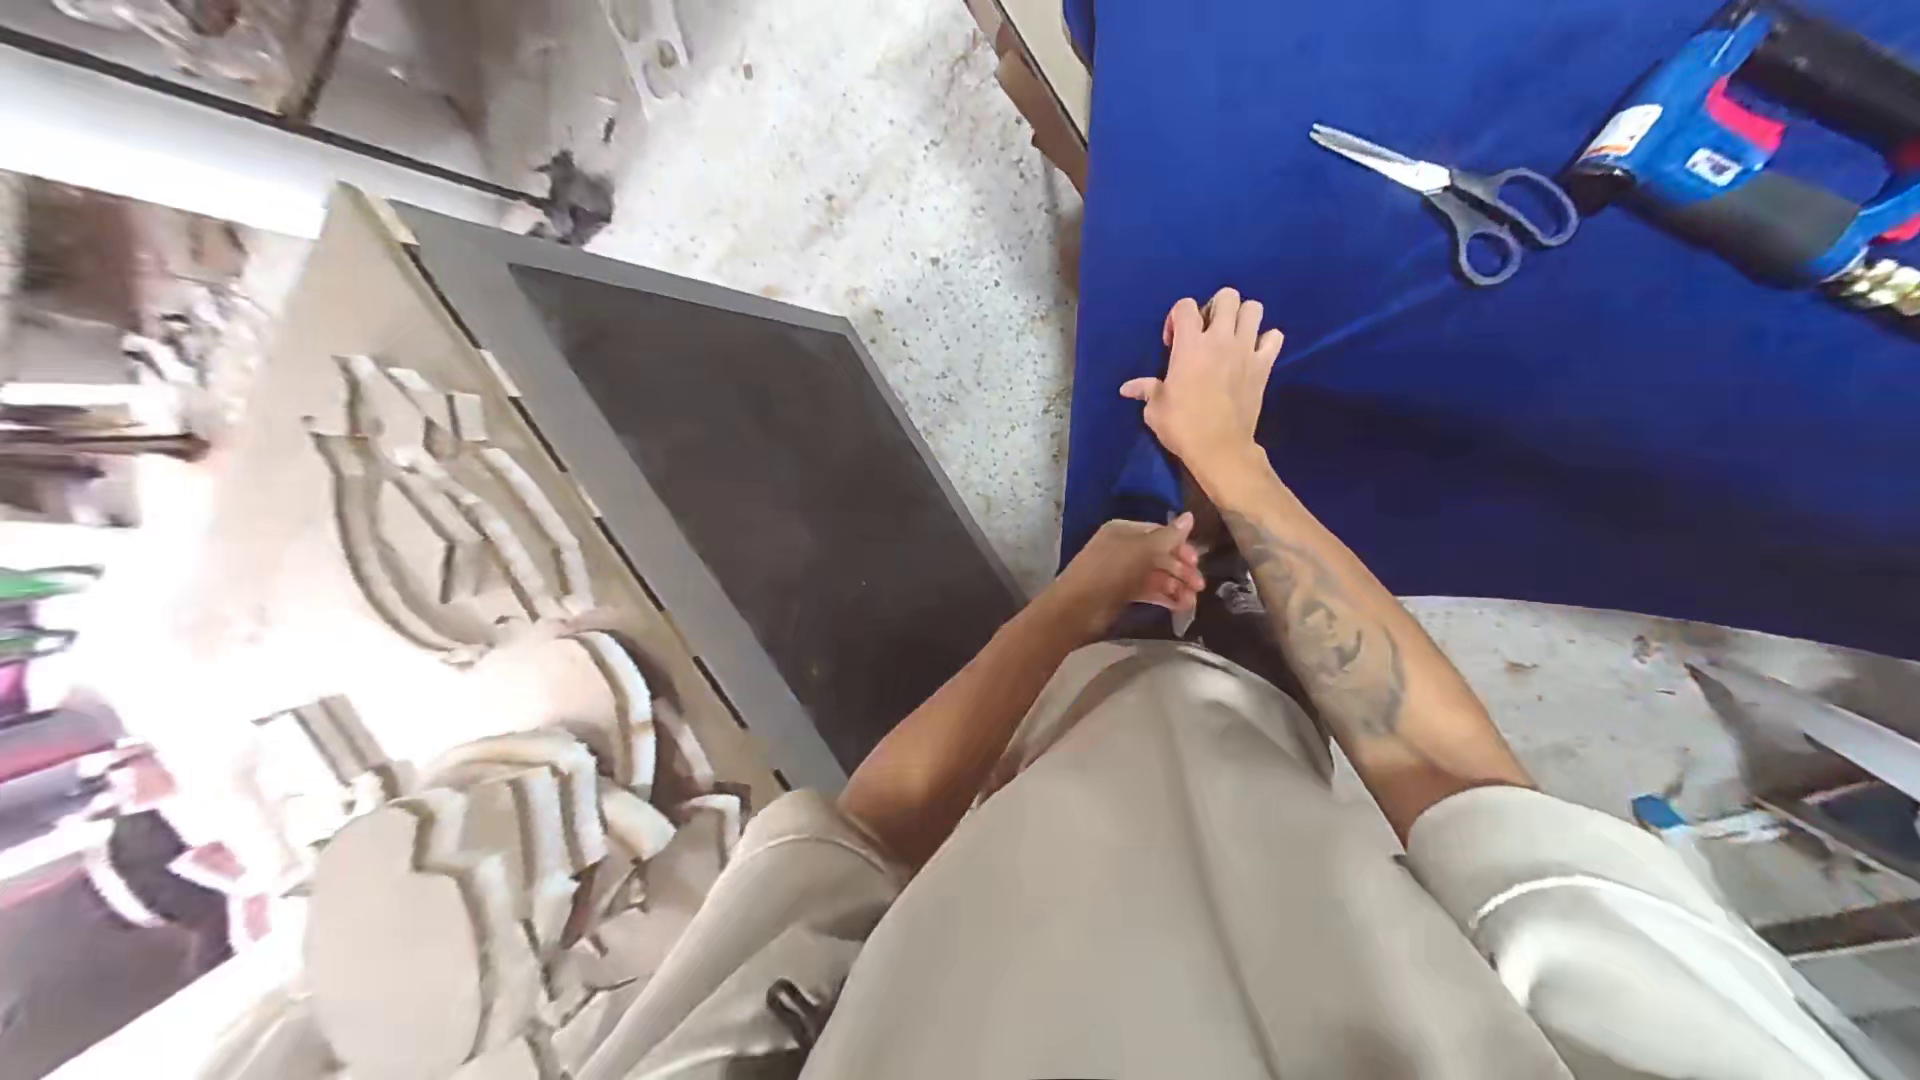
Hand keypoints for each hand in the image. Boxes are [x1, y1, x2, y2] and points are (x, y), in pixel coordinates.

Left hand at [1038, 513, 1204, 641]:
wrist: (1075, 609)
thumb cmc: (1109, 573)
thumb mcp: (1142, 551)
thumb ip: (1169, 536)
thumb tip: (1190, 516)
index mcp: (1124, 531)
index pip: (1160, 532)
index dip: (1181, 546)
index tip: (1196, 562)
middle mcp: (1123, 548)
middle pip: (1161, 555)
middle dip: (1182, 569)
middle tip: (1199, 586)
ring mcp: (1122, 571)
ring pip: (1157, 574)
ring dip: (1176, 586)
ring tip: (1191, 602)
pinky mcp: (1122, 592)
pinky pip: (1149, 590)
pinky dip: (1165, 597)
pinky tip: (1179, 607)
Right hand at [1120, 287, 1283, 486]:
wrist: (1219, 447)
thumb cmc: (1181, 425)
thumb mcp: (1155, 409)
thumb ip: (1145, 390)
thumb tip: (1127, 389)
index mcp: (1189, 345)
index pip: (1184, 305)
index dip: (1176, 318)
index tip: (1172, 343)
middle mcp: (1220, 339)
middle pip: (1227, 297)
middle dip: (1214, 308)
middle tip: (1205, 332)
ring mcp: (1246, 350)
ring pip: (1254, 309)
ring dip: (1242, 318)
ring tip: (1230, 337)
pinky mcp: (1264, 366)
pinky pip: (1274, 337)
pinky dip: (1265, 340)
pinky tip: (1252, 353)